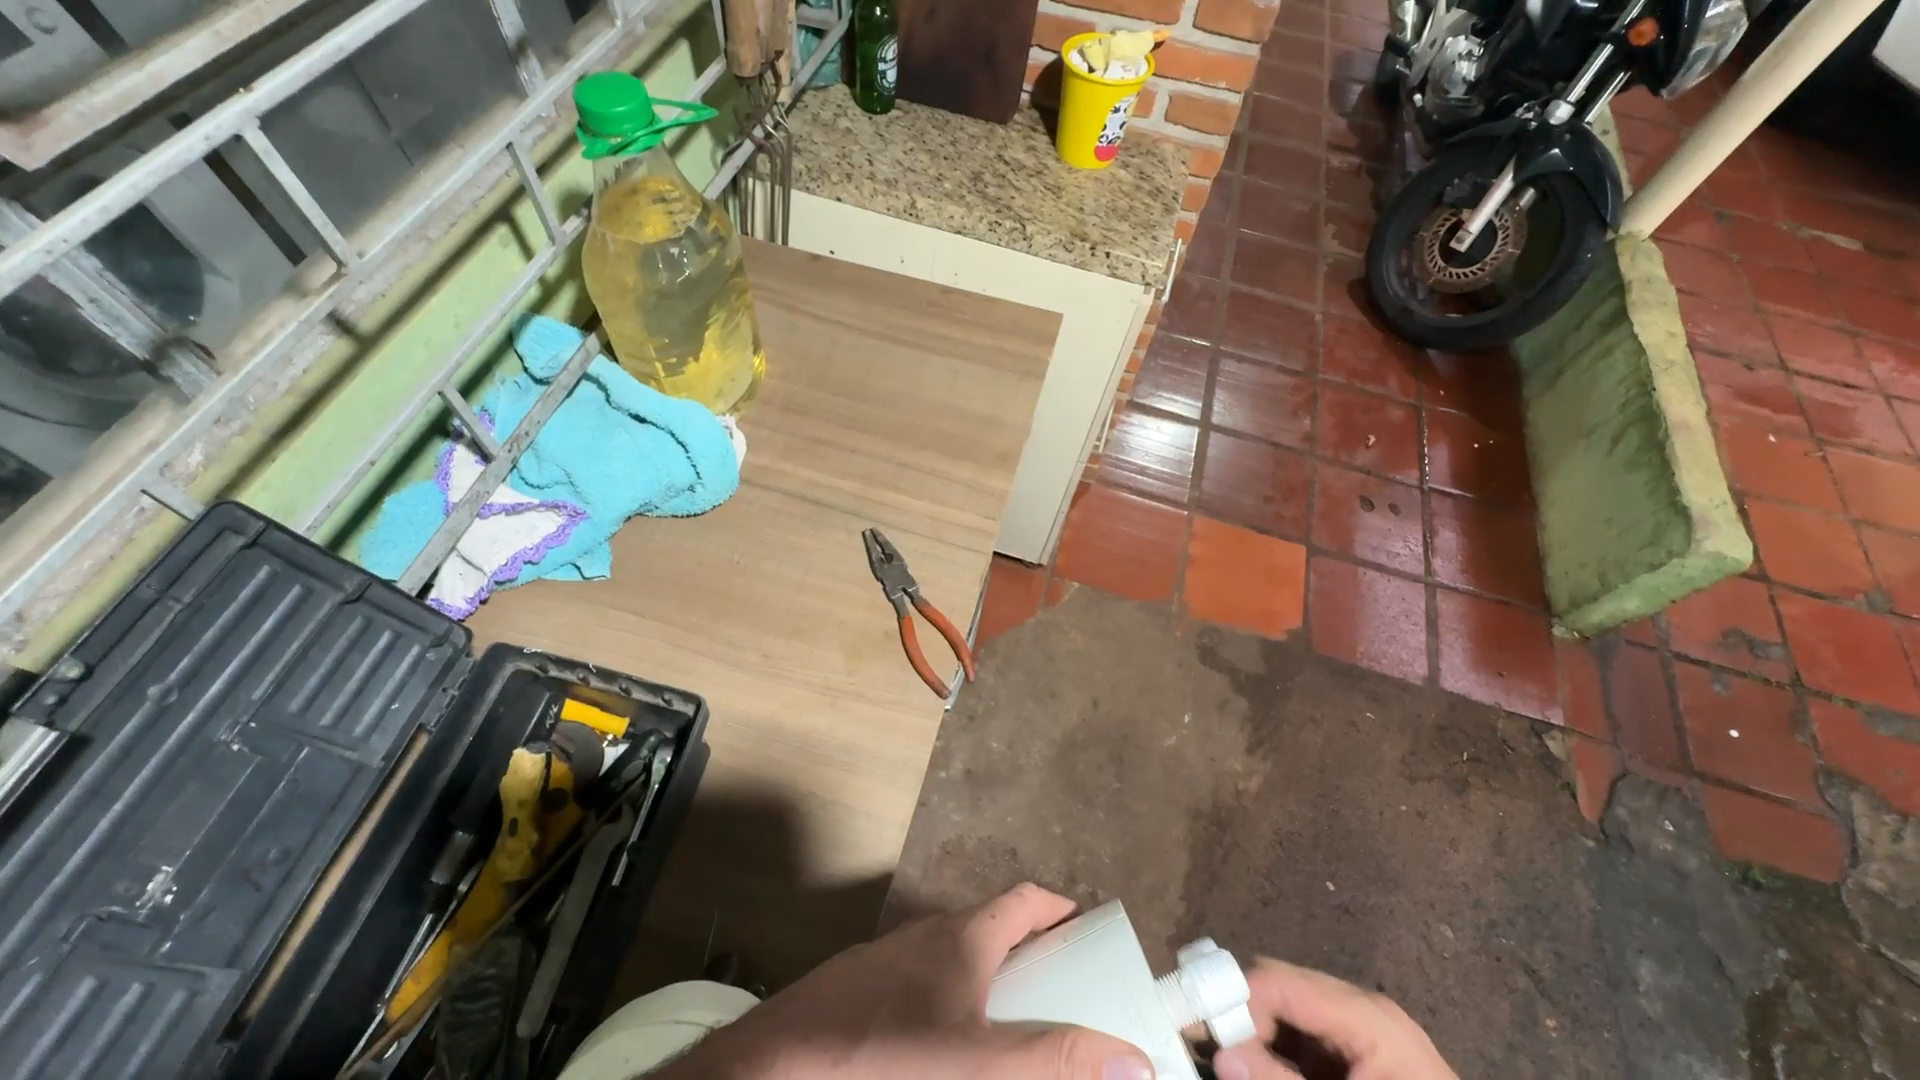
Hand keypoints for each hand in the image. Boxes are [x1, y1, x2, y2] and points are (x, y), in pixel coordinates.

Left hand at [656, 883, 1153, 1078]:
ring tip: (1001, 1021)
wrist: (775, 1065)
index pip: (1024, 899)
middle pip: (989, 927)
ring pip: (949, 954)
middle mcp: (925, 934)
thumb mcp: (977, 1063)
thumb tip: (1133, 1058)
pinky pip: (916, 979)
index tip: (1088, 931)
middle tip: (1055, 992)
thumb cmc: (885, 1053)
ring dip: (983, 976)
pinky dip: (943, 996)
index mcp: (961, 938)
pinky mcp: (856, 985)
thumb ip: (1053, 1060)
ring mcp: (886, 957)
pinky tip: (935, 1040)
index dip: (1060, 908)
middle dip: (1027, 953)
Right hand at [1210, 960, 1455, 1079]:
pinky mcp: (1358, 1053)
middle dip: (1238, 1013)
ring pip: (1286, 1008)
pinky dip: (1275, 1047)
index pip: (1278, 981)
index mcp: (1363, 1015)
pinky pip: (1303, 1035)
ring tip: (1226, 1057)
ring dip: (1253, 1031)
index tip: (1200, 1033)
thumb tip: (1220, 1056)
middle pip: (1279, 986)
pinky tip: (1258, 1066)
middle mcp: (1359, 1008)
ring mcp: (1360, 1029)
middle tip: (1205, 1044)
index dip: (1233, 1001)